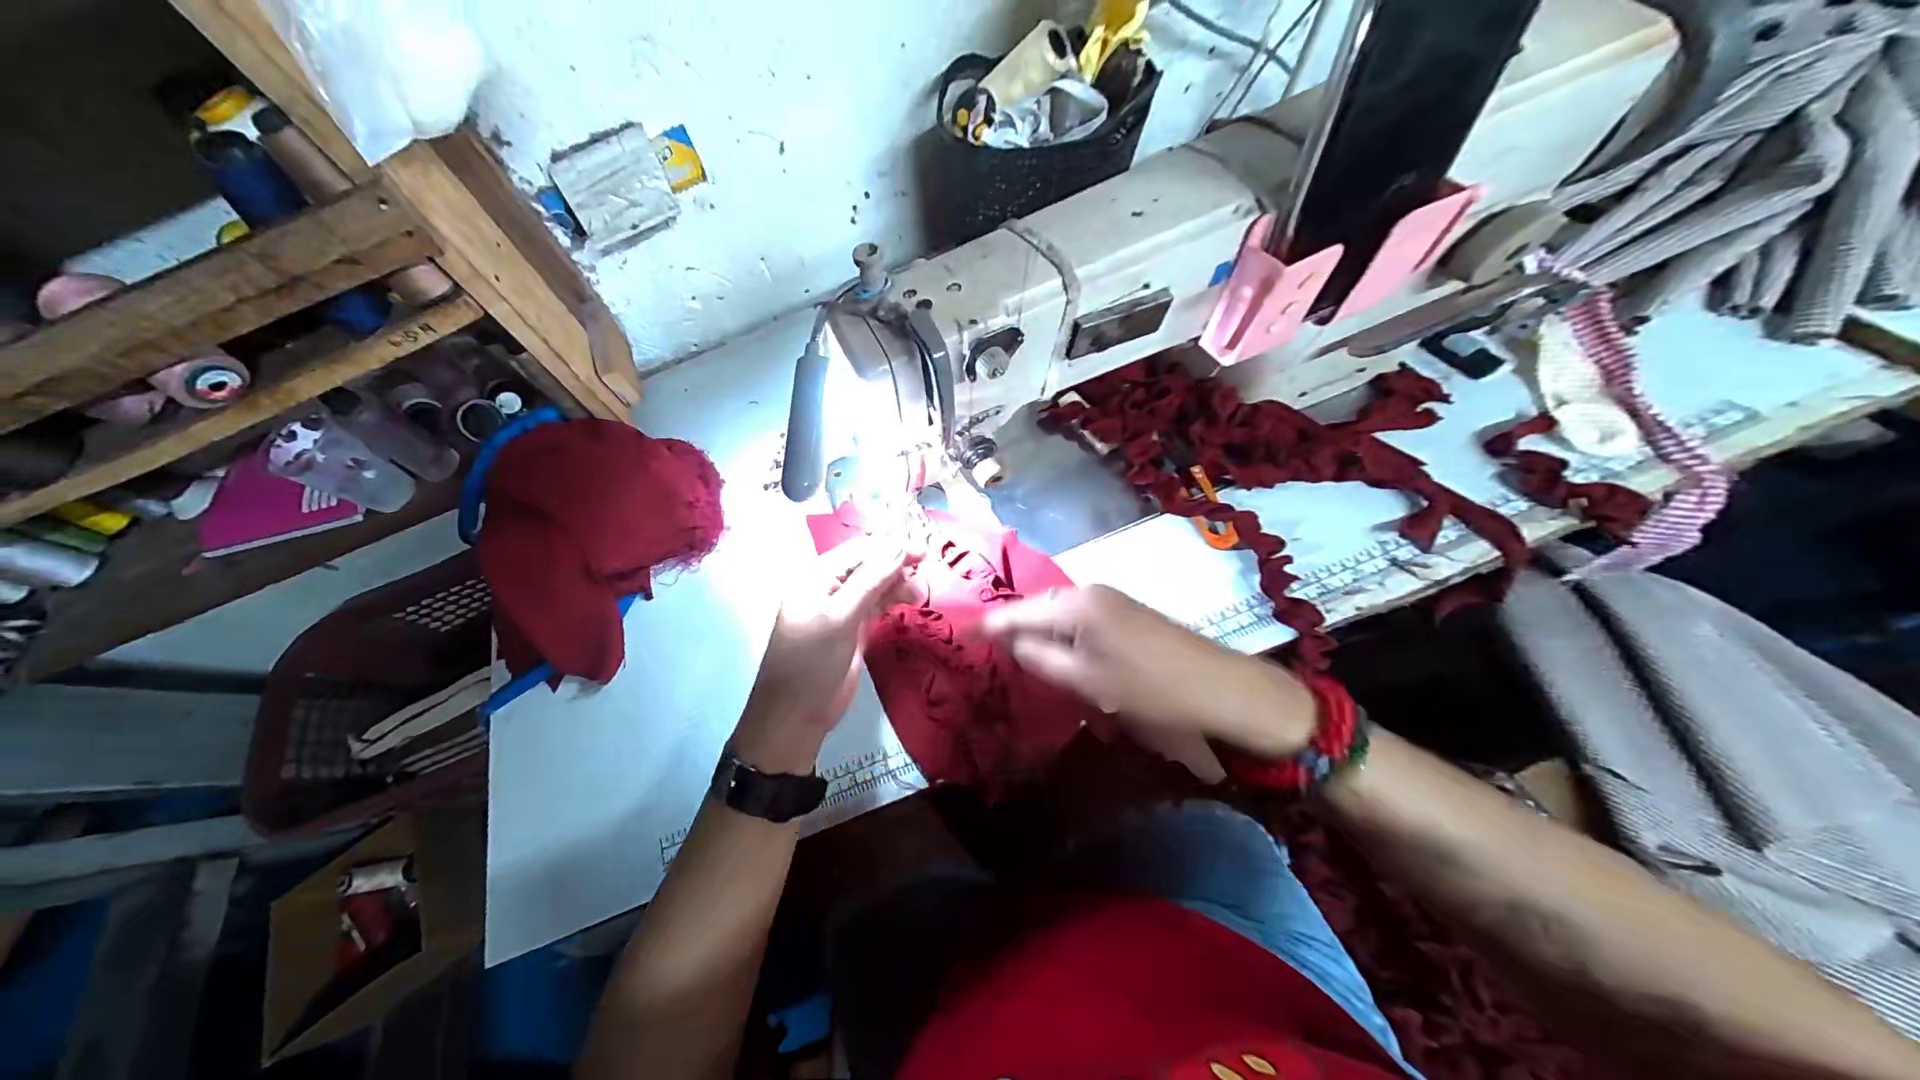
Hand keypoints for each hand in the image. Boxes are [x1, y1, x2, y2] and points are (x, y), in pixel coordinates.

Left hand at [733, 537, 922, 773]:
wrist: (795, 716)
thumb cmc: (812, 663)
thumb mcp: (841, 618)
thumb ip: (870, 581)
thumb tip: (899, 546)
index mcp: (817, 577)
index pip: (859, 549)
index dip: (892, 547)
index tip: (925, 553)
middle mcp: (829, 587)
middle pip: (869, 565)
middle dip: (897, 566)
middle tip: (925, 579)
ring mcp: (841, 609)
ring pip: (875, 585)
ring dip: (898, 585)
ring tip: (918, 597)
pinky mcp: (852, 630)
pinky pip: (875, 605)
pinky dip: (892, 601)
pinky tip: (909, 604)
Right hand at [979, 585, 1316, 762]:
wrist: (1221, 688)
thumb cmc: (1148, 690)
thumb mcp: (1085, 682)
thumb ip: (1040, 659)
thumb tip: (1010, 644)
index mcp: (1075, 604)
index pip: (1017, 612)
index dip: (987, 625)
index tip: (959, 633)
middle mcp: (1090, 591)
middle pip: (1037, 609)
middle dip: (1013, 628)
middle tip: (985, 649)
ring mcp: (1111, 598)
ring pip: (1058, 614)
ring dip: (1039, 633)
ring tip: (1015, 654)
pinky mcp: (1126, 611)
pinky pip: (1079, 619)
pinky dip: (1062, 635)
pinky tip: (1057, 653)